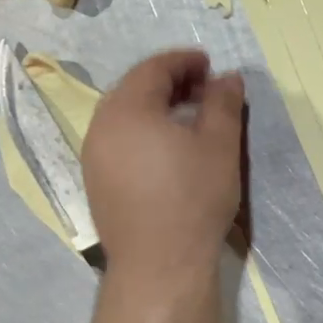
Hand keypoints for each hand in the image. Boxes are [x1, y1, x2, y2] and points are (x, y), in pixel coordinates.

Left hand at [80, 50, 245, 280]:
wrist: (160, 261)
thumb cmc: (194, 198)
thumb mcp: (220, 147)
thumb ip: (223, 105)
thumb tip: (228, 77)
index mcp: (129, 108)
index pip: (153, 68)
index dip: (183, 61)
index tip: (209, 64)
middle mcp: (101, 124)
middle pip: (134, 90)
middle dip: (170, 84)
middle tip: (203, 90)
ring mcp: (94, 155)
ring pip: (125, 118)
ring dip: (156, 110)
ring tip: (190, 121)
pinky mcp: (97, 182)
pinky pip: (121, 142)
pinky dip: (145, 134)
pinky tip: (169, 152)